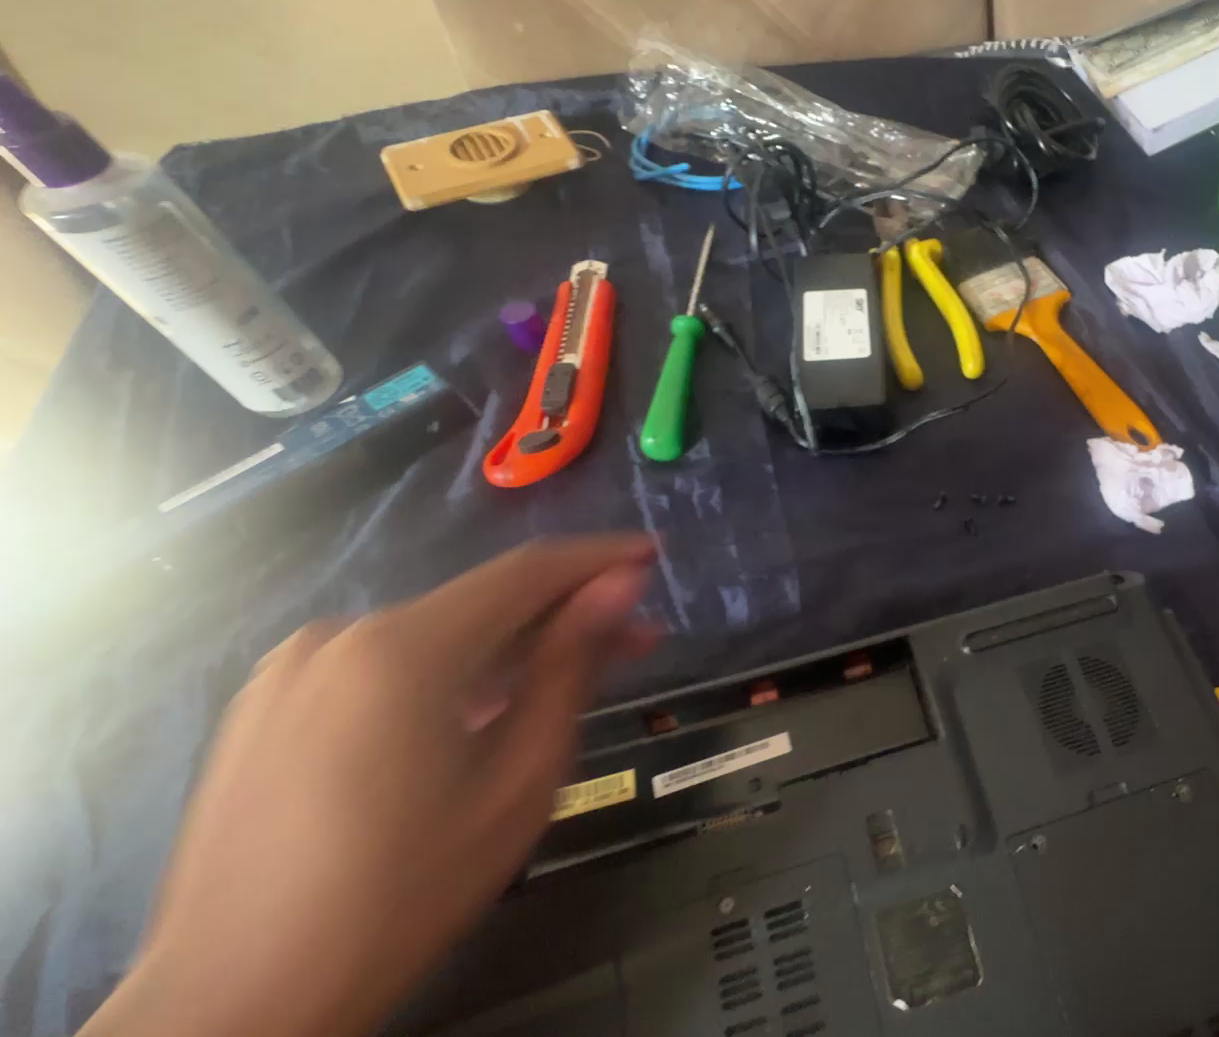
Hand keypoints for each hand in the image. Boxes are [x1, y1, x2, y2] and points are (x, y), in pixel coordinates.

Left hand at [80, 535, 658, 1036]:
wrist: (237, 999)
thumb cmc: (405, 891)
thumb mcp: (518, 780)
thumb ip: (570, 669)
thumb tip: (618, 588)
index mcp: (402, 649)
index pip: (525, 572)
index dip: (599, 558)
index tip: (653, 555)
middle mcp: (339, 636)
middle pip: (478, 604)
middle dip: (562, 615)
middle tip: (635, 640)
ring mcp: (292, 669)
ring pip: (431, 635)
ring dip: (506, 648)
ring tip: (565, 681)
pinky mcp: (266, 705)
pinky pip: (381, 667)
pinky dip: (446, 673)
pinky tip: (478, 712)